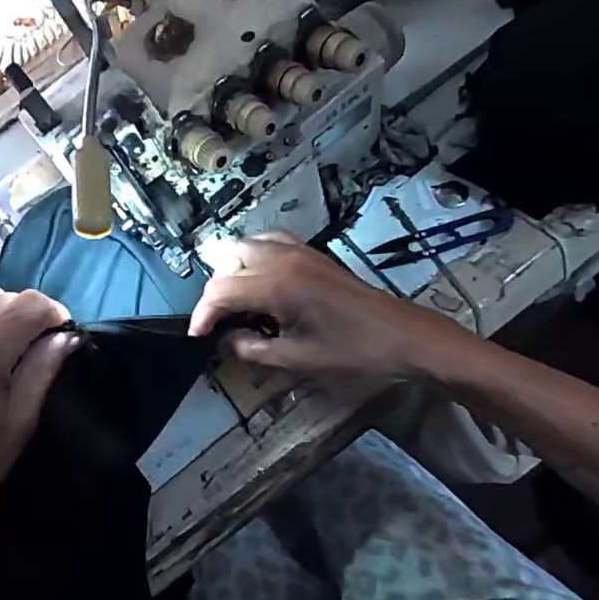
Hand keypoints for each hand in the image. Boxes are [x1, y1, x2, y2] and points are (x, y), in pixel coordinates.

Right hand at [188, 233, 484, 382]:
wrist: (401, 334)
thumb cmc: (351, 350)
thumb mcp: (296, 358)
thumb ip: (251, 349)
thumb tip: (226, 340)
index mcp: (276, 285)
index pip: (220, 290)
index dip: (202, 314)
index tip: (198, 336)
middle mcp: (281, 258)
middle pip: (227, 261)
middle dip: (216, 291)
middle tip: (221, 320)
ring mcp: (297, 249)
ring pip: (245, 245)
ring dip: (233, 270)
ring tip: (237, 300)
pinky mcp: (310, 250)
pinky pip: (268, 240)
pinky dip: (254, 255)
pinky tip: (259, 277)